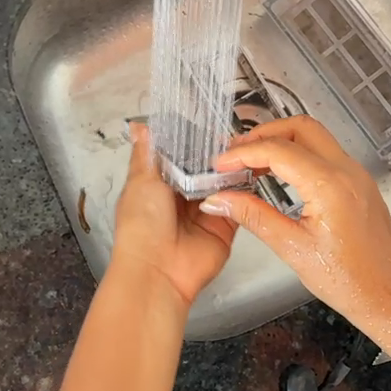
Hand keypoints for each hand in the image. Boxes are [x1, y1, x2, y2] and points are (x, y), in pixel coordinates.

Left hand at [109, 123, 238, 307]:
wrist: (159, 271)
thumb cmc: (142, 224)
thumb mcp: (140, 181)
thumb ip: (147, 153)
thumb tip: (139, 126)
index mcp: (158, 183)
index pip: (178, 154)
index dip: (191, 139)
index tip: (207, 120)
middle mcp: (182, 195)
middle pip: (203, 167)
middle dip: (214, 153)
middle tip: (232, 132)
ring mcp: (205, 209)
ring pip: (222, 181)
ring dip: (230, 168)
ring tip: (244, 146)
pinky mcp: (225, 223)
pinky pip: (238, 201)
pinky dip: (244, 188)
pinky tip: (251, 169)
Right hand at [199, 117, 390, 321]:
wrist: (390, 298)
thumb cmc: (346, 280)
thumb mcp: (292, 248)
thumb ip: (253, 216)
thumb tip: (217, 200)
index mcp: (329, 185)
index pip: (278, 150)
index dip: (243, 153)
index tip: (219, 165)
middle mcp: (347, 170)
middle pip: (300, 127)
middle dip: (263, 135)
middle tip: (235, 155)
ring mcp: (356, 174)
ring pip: (314, 137)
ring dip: (281, 142)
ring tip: (251, 164)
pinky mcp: (359, 183)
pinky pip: (325, 154)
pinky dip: (298, 154)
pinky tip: (278, 176)